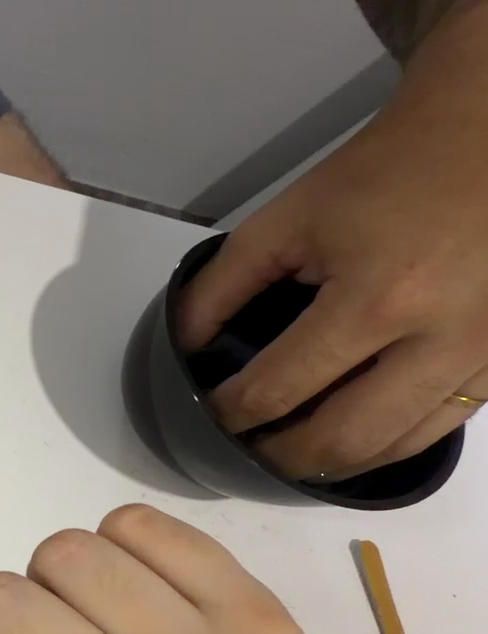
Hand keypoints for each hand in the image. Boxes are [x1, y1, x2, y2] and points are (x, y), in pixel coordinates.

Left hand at [177, 0, 487, 479]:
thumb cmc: (384, 173)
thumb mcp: (280, 225)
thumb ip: (216, 293)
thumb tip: (185, 350)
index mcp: (379, 300)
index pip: (277, 391)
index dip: (228, 413)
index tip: (209, 412)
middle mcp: (448, 337)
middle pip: (344, 438)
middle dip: (279, 454)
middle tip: (244, 447)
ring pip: (401, 444)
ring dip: (334, 460)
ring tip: (288, 449)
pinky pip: (447, 422)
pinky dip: (389, 440)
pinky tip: (350, 432)